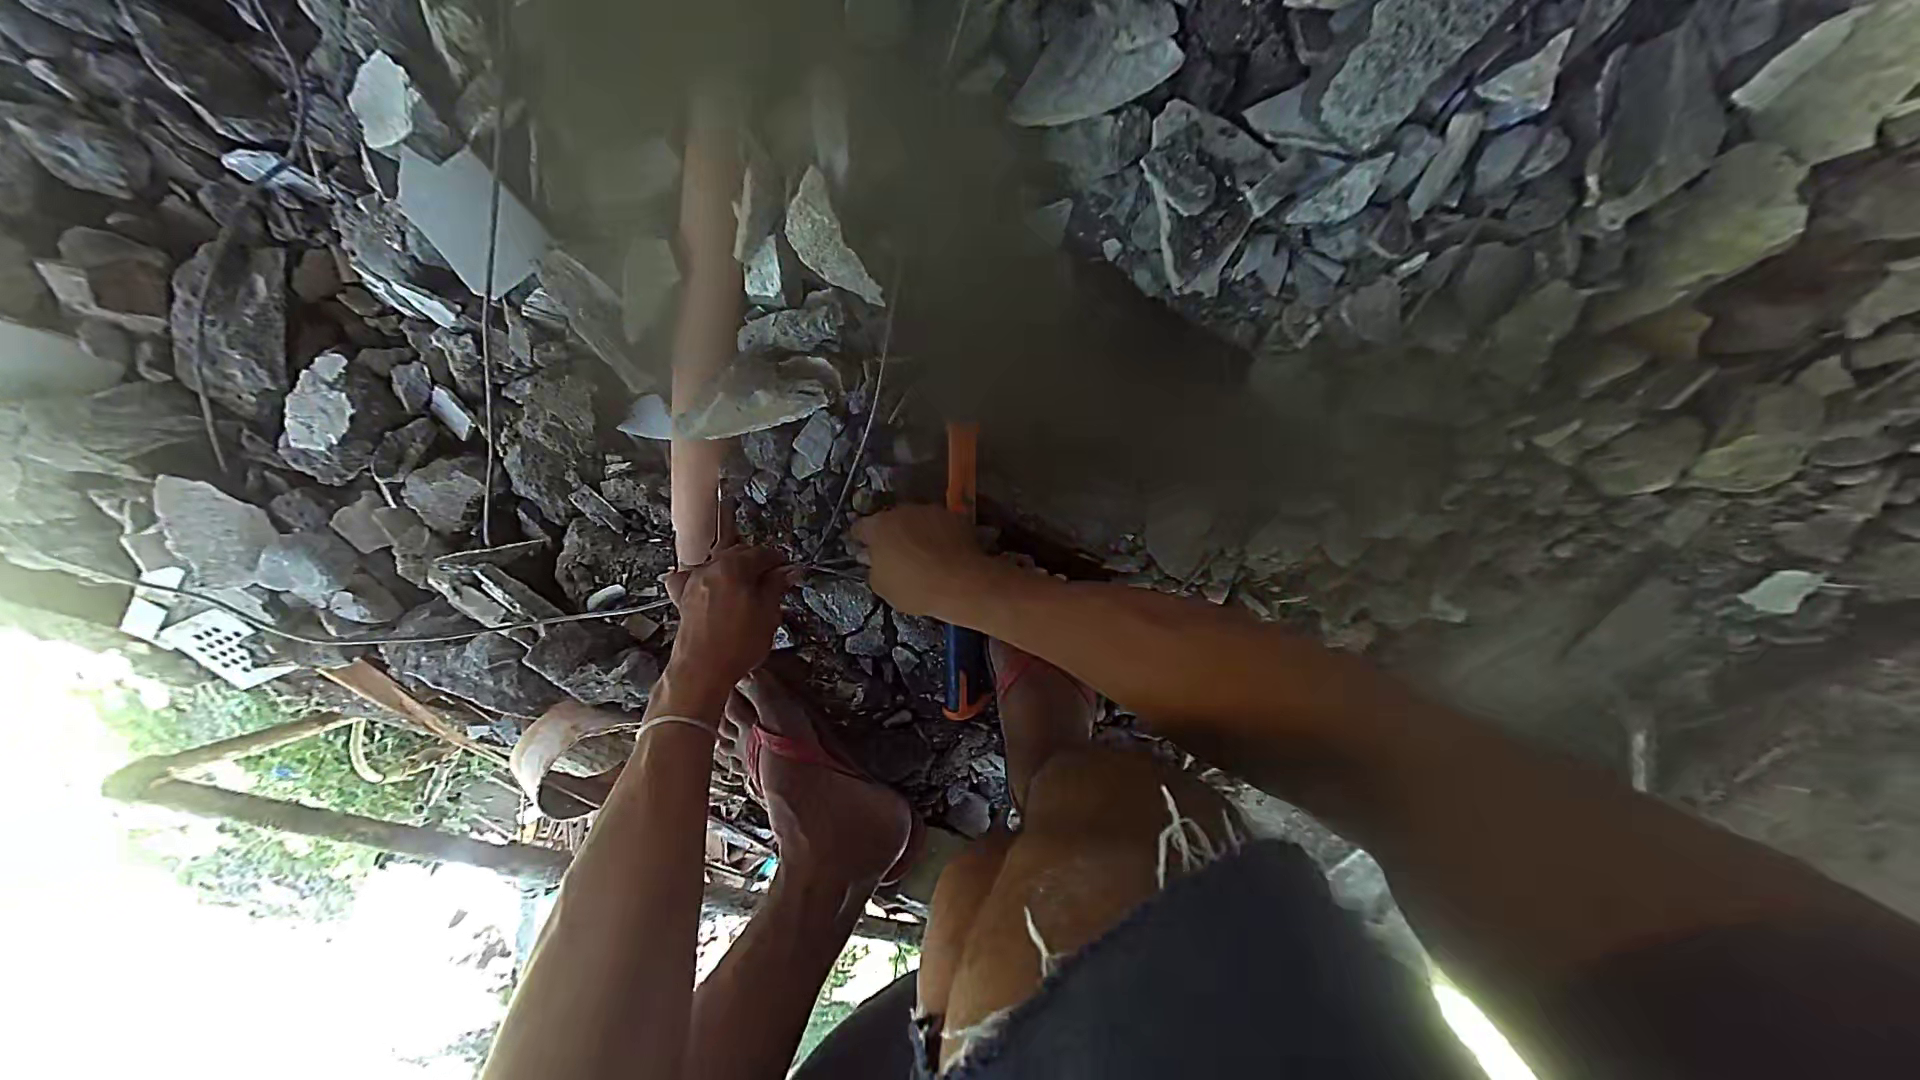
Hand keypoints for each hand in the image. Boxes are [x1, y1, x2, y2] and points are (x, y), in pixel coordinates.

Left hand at [661, 542, 790, 707]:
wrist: (702, 672)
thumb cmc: (733, 647)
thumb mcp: (768, 613)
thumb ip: (777, 586)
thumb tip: (787, 572)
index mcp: (733, 567)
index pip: (763, 552)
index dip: (779, 560)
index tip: (787, 568)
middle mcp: (710, 570)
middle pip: (739, 554)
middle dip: (758, 563)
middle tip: (774, 579)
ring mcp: (694, 584)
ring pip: (719, 565)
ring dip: (736, 571)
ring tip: (751, 589)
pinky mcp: (684, 600)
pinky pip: (696, 579)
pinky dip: (709, 580)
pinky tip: (718, 591)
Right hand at [850, 505, 998, 616]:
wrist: (962, 583)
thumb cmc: (915, 587)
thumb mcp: (882, 586)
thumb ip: (873, 567)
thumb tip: (874, 559)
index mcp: (879, 526)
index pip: (860, 527)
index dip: (861, 539)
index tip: (864, 548)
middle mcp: (904, 511)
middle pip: (891, 520)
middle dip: (892, 534)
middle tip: (896, 553)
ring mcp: (932, 511)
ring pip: (918, 519)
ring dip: (917, 532)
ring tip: (925, 553)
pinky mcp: (956, 517)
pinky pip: (940, 525)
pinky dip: (940, 534)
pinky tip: (945, 552)